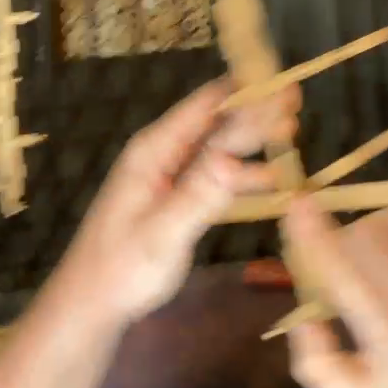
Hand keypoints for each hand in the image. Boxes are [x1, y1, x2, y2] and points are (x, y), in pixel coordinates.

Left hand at [56, 79, 298, 322]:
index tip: (279, 84)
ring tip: (292, 132)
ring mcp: (171, 175)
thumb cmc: (121, 269)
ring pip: (219, 148)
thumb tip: (232, 159)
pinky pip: (216, 176)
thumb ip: (197, 196)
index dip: (243, 92)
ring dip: (254, 142)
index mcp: (154, 150)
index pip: (204, 107)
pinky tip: (274, 180)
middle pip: (216, 123)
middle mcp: (164, 153)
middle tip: (294, 102)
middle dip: (255, 111)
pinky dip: (244, 174)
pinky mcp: (179, 197)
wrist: (92, 303)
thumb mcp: (161, 234)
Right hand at [283, 199, 387, 387]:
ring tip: (355, 266)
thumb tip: (302, 317)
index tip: (293, 205)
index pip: (342, 266)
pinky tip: (382, 248)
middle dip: (329, 245)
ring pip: (379, 222)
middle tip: (324, 275)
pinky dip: (384, 221)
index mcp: (386, 325)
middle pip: (355, 236)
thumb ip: (317, 364)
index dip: (314, 233)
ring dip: (355, 234)